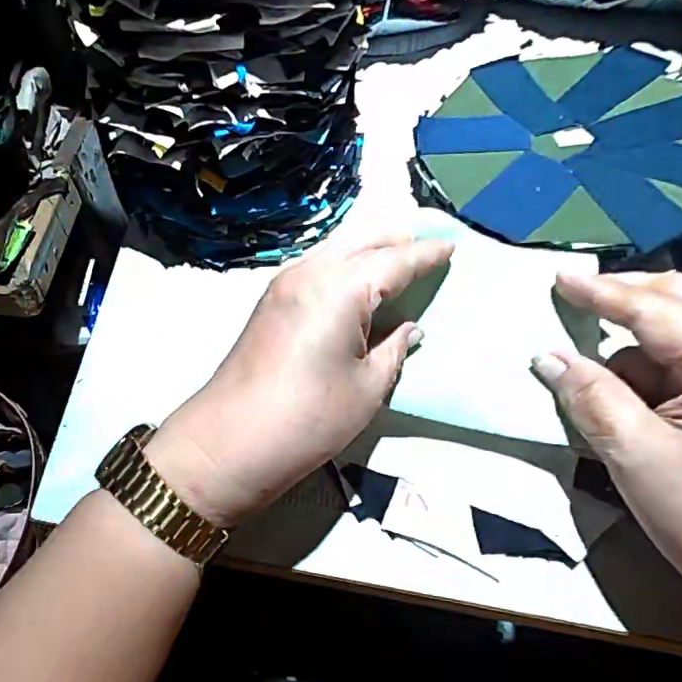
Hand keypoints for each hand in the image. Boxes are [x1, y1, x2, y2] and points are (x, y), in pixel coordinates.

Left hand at [142, 232, 454, 527]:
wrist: (230, 440)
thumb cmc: (309, 417)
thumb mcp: (368, 387)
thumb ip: (393, 348)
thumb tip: (408, 328)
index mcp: (340, 287)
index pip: (394, 260)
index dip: (426, 254)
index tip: (450, 246)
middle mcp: (310, 271)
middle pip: (362, 241)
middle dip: (397, 240)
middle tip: (427, 246)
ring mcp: (285, 283)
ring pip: (337, 249)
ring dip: (368, 249)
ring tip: (397, 258)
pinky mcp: (271, 300)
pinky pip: (318, 266)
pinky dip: (345, 264)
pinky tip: (358, 281)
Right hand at [536, 271, 681, 667]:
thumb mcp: (640, 460)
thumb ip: (592, 397)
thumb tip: (550, 358)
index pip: (661, 312)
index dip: (603, 294)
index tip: (561, 278)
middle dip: (631, 302)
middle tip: (577, 299)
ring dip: (651, 342)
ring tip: (610, 377)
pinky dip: (677, 366)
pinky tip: (649, 394)